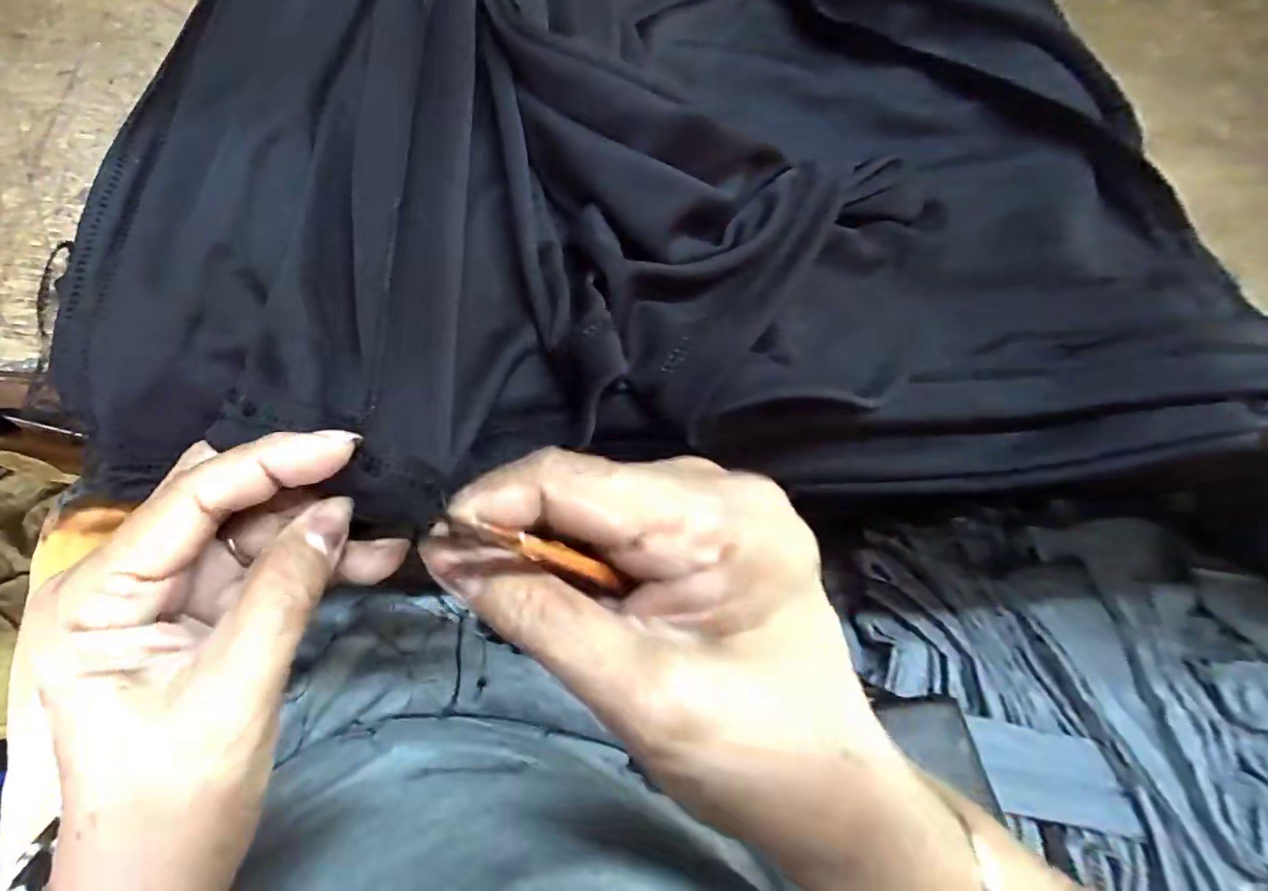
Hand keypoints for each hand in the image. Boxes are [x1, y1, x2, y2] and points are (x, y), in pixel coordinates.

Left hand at [17, 431, 406, 889]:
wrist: (159, 881)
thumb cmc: (174, 804)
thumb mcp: (234, 695)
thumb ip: (284, 593)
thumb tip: (336, 512)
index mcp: (98, 593)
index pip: (189, 498)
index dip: (269, 462)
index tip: (339, 445)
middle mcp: (127, 577)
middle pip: (219, 501)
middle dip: (293, 488)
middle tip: (362, 476)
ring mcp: (170, 591)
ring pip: (251, 529)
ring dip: (314, 526)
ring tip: (379, 526)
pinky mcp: (206, 609)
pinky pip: (265, 565)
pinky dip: (314, 560)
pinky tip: (370, 557)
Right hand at [422, 450, 1004, 890]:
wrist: (828, 789)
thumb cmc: (748, 755)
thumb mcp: (635, 693)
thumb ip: (538, 617)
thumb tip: (448, 556)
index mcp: (718, 517)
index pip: (574, 478)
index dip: (494, 503)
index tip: (439, 546)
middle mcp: (715, 485)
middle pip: (579, 484)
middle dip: (515, 528)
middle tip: (470, 579)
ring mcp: (709, 499)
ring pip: (588, 499)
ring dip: (542, 542)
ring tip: (523, 595)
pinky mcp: (699, 520)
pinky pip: (610, 518)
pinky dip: (574, 552)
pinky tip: (572, 590)